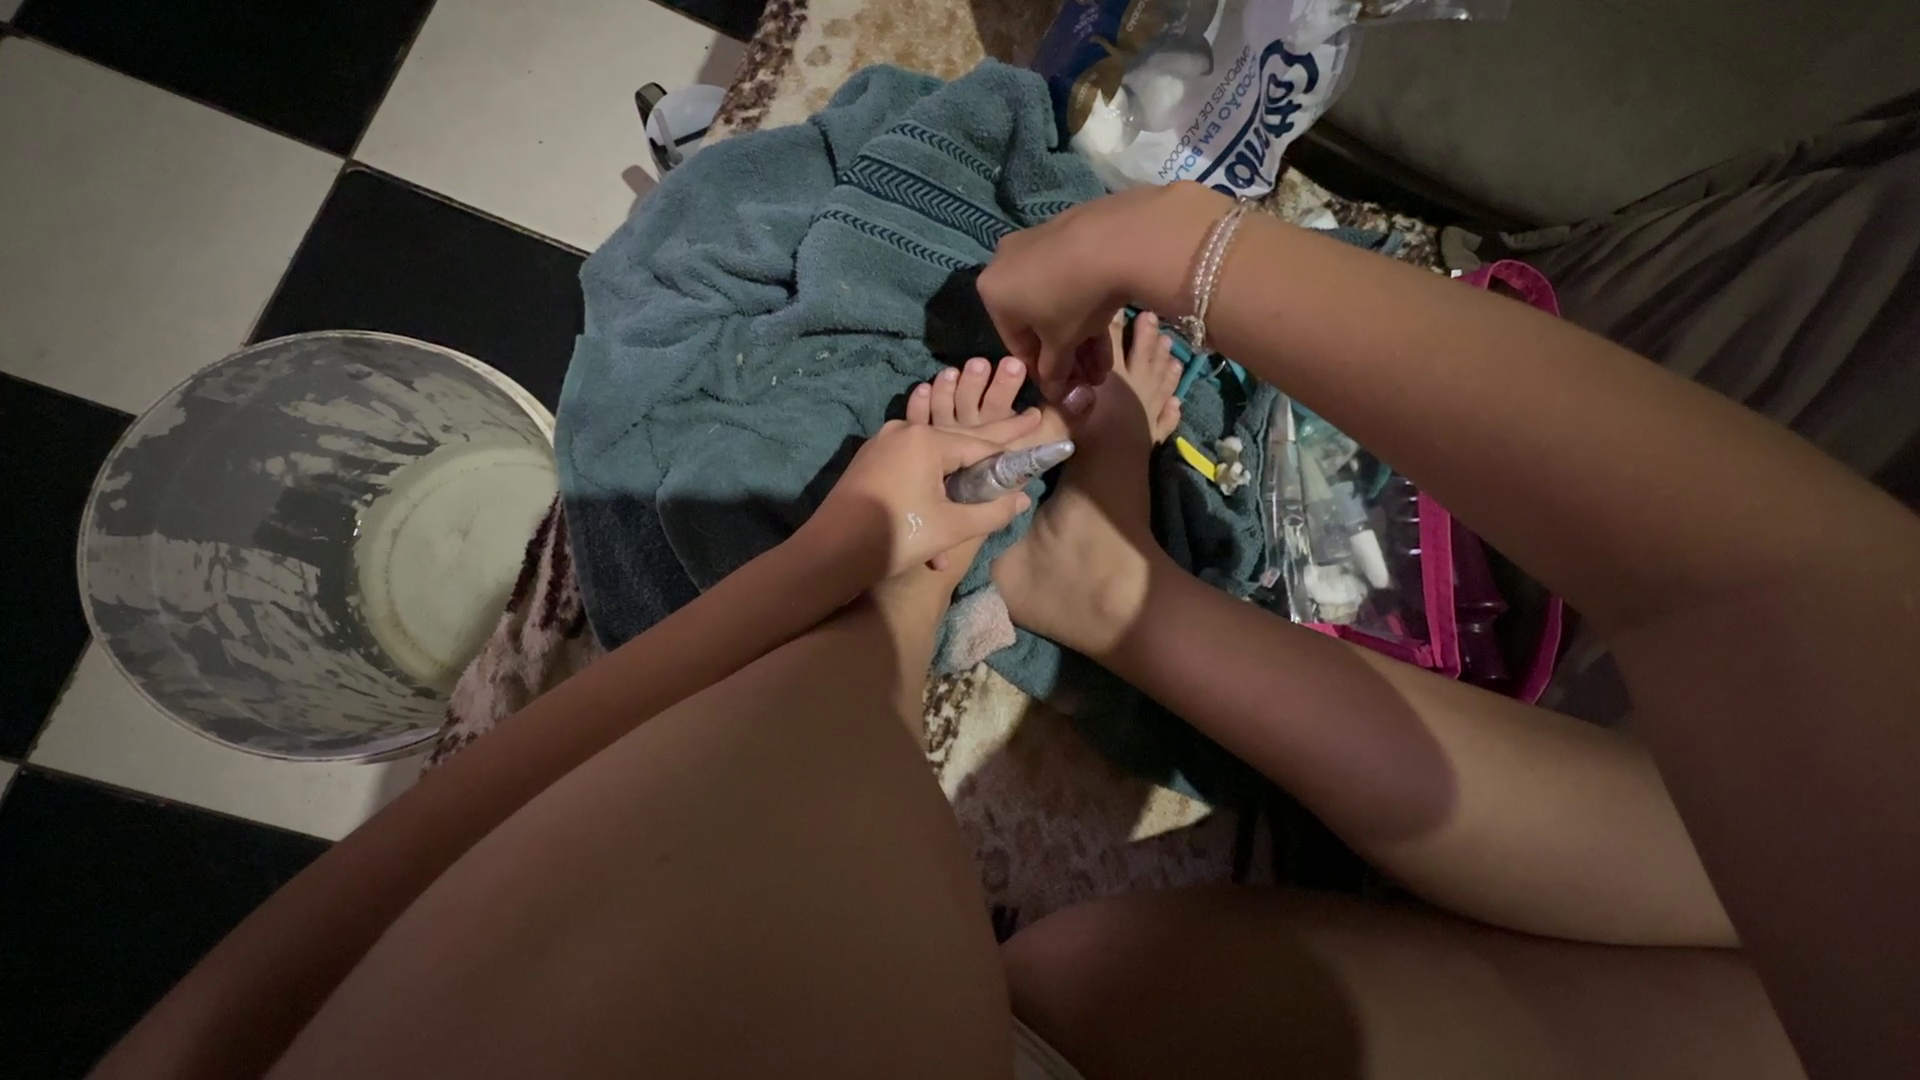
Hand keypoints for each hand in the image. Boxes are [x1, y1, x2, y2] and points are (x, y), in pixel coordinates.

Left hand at [805, 412, 1040, 583]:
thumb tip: (1022, 499)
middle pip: (958, 446)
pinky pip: (910, 475)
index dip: (1009, 457)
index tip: (1034, 459)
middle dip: (988, 459)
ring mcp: (882, 446)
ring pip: (932, 467)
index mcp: (925, 440)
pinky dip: (926, 499)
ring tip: (974, 517)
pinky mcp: (869, 463)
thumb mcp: (951, 529)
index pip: (981, 444)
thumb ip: (992, 511)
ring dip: (951, 499)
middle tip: (1029, 424)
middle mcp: (903, 433)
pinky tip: (932, 547)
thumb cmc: (893, 538)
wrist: (828, 555)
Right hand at [978, 182, 1225, 411]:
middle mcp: (1004, 264)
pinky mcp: (1065, 232)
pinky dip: (1084, 305)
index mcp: (992, 292)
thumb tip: (1053, 391)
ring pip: (1056, 301)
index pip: (1017, 345)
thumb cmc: (1073, 300)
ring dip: (1080, 336)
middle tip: (1089, 378)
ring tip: (1104, 362)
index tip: (1063, 388)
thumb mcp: (1062, 344)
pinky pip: (1068, 278)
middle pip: (1037, 323)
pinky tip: (1108, 328)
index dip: (1043, 372)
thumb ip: (1053, 370)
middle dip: (1066, 355)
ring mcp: (1034, 244)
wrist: (1114, 239)